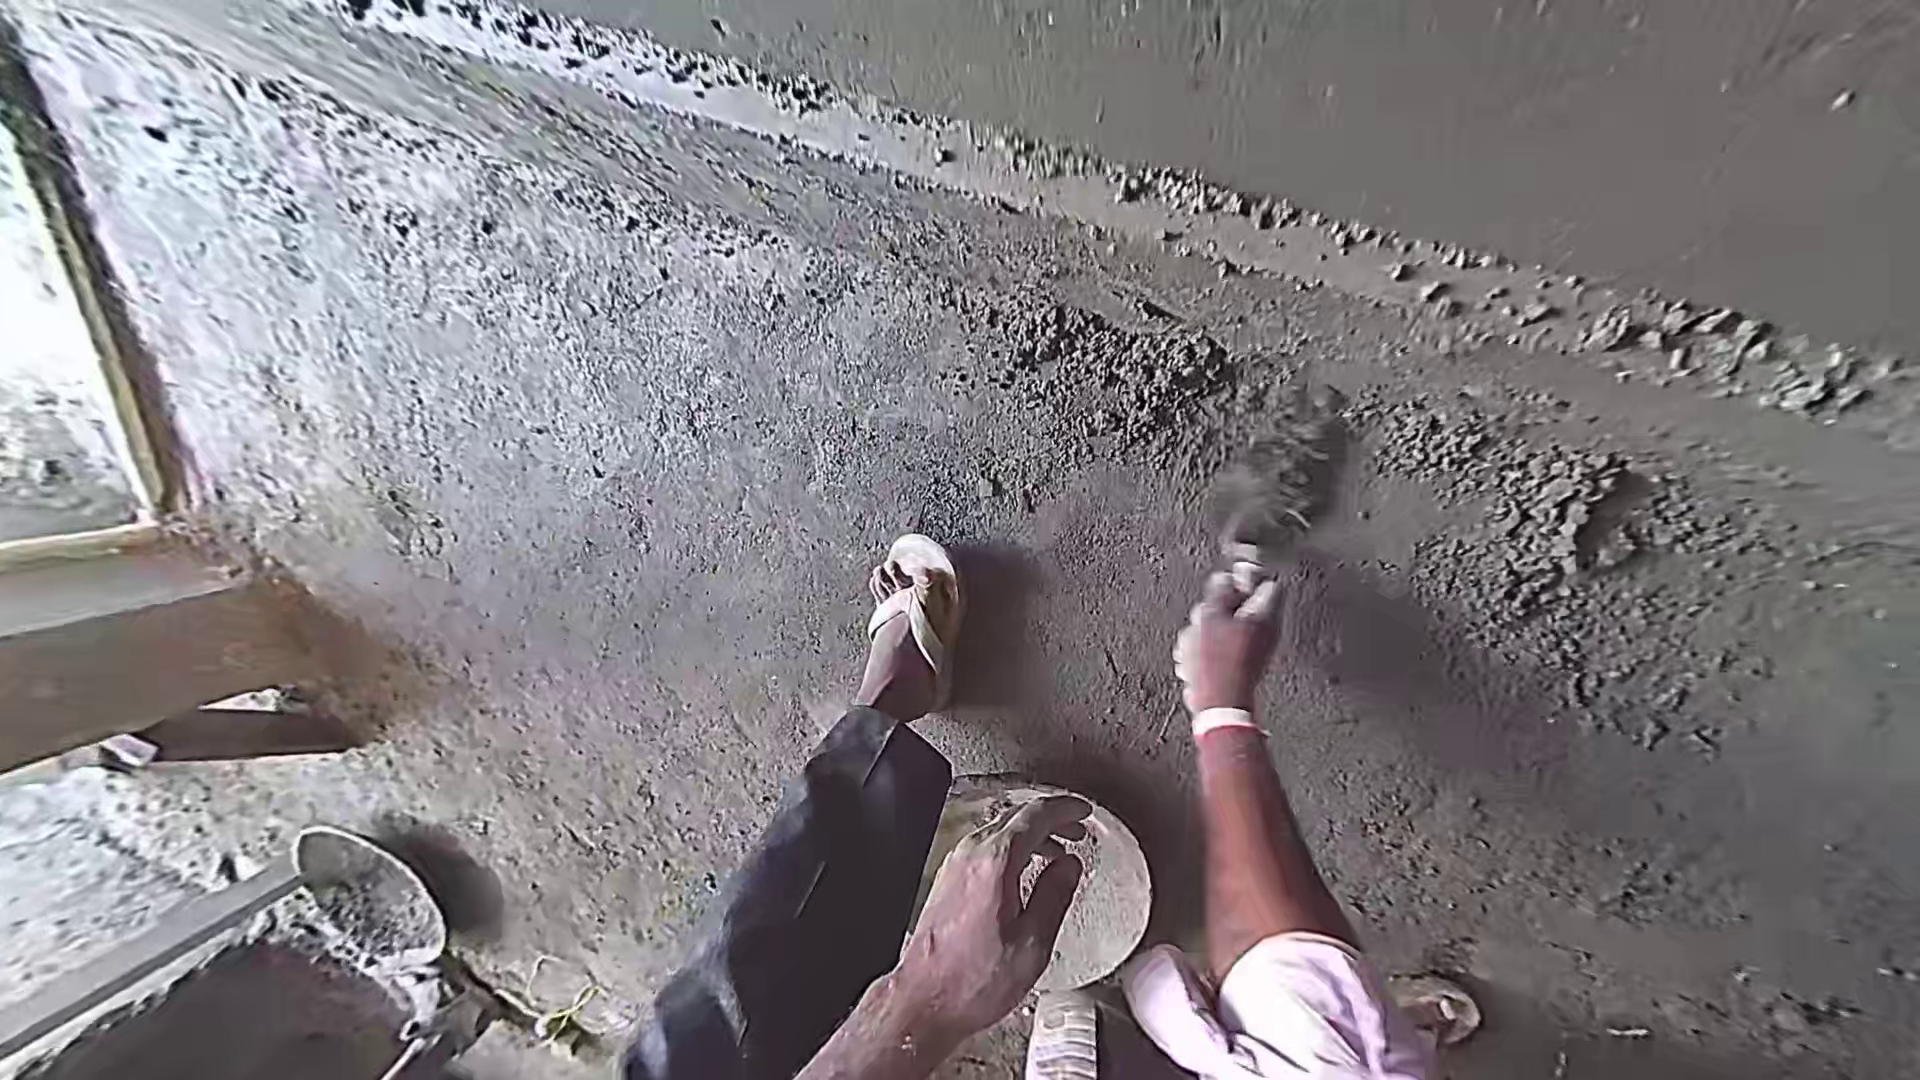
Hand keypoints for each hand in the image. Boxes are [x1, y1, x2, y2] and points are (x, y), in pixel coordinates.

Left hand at [889, 795, 1090, 1041]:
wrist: (925, 997)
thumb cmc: (973, 979)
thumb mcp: (1032, 944)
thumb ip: (1055, 895)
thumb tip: (1070, 865)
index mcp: (995, 862)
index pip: (1036, 815)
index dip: (1065, 809)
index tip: (1083, 810)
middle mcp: (972, 852)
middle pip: (1018, 815)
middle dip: (1052, 817)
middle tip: (1077, 828)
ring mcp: (958, 860)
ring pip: (1003, 828)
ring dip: (1034, 833)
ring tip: (1058, 851)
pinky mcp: (951, 873)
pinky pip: (989, 844)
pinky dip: (1014, 845)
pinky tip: (1026, 866)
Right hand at [1173, 563, 1281, 711]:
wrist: (1217, 703)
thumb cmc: (1216, 661)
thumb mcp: (1211, 616)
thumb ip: (1220, 590)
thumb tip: (1227, 577)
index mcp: (1265, 616)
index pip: (1267, 584)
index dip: (1244, 579)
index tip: (1226, 584)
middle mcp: (1266, 632)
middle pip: (1243, 604)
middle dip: (1219, 607)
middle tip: (1206, 617)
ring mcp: (1255, 649)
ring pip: (1228, 624)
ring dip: (1208, 628)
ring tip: (1198, 641)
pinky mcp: (1242, 663)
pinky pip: (1223, 644)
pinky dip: (1209, 647)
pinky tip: (1199, 656)